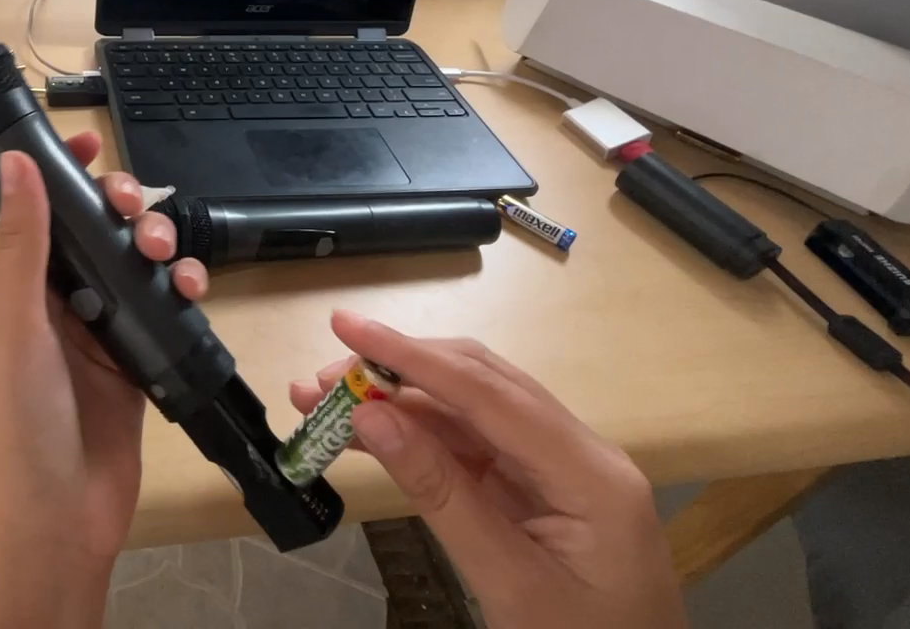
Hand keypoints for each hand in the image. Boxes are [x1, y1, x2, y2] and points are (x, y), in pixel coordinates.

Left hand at [0, 134, 208, 628]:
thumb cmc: (21, 416)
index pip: (42, 213)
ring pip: (137, 264)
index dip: (65, 174)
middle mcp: (60, 301)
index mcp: (20, 287)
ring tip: (166, 252)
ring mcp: (102, 330)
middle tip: (138, 208)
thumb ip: (23, 242)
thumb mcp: (16, 322)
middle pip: (98, 232)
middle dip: (123, 208)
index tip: (93, 143)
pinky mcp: (139, 358)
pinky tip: (191, 286)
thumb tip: (16, 161)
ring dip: (157, 243)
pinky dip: (181, 288)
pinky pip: (164, 307)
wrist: (56, 517)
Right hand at [292, 311, 684, 628]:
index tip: (344, 326)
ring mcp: (550, 465)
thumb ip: (439, 492)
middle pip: (473, 382)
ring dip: (392, 400)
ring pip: (460, 406)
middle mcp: (573, 450)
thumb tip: (368, 413)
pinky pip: (460, 440)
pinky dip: (408, 432)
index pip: (486, 391)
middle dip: (392, 371)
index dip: (409, 354)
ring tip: (322, 404)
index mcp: (588, 472)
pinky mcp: (527, 482)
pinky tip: (362, 433)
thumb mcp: (509, 584)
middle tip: (321, 382)